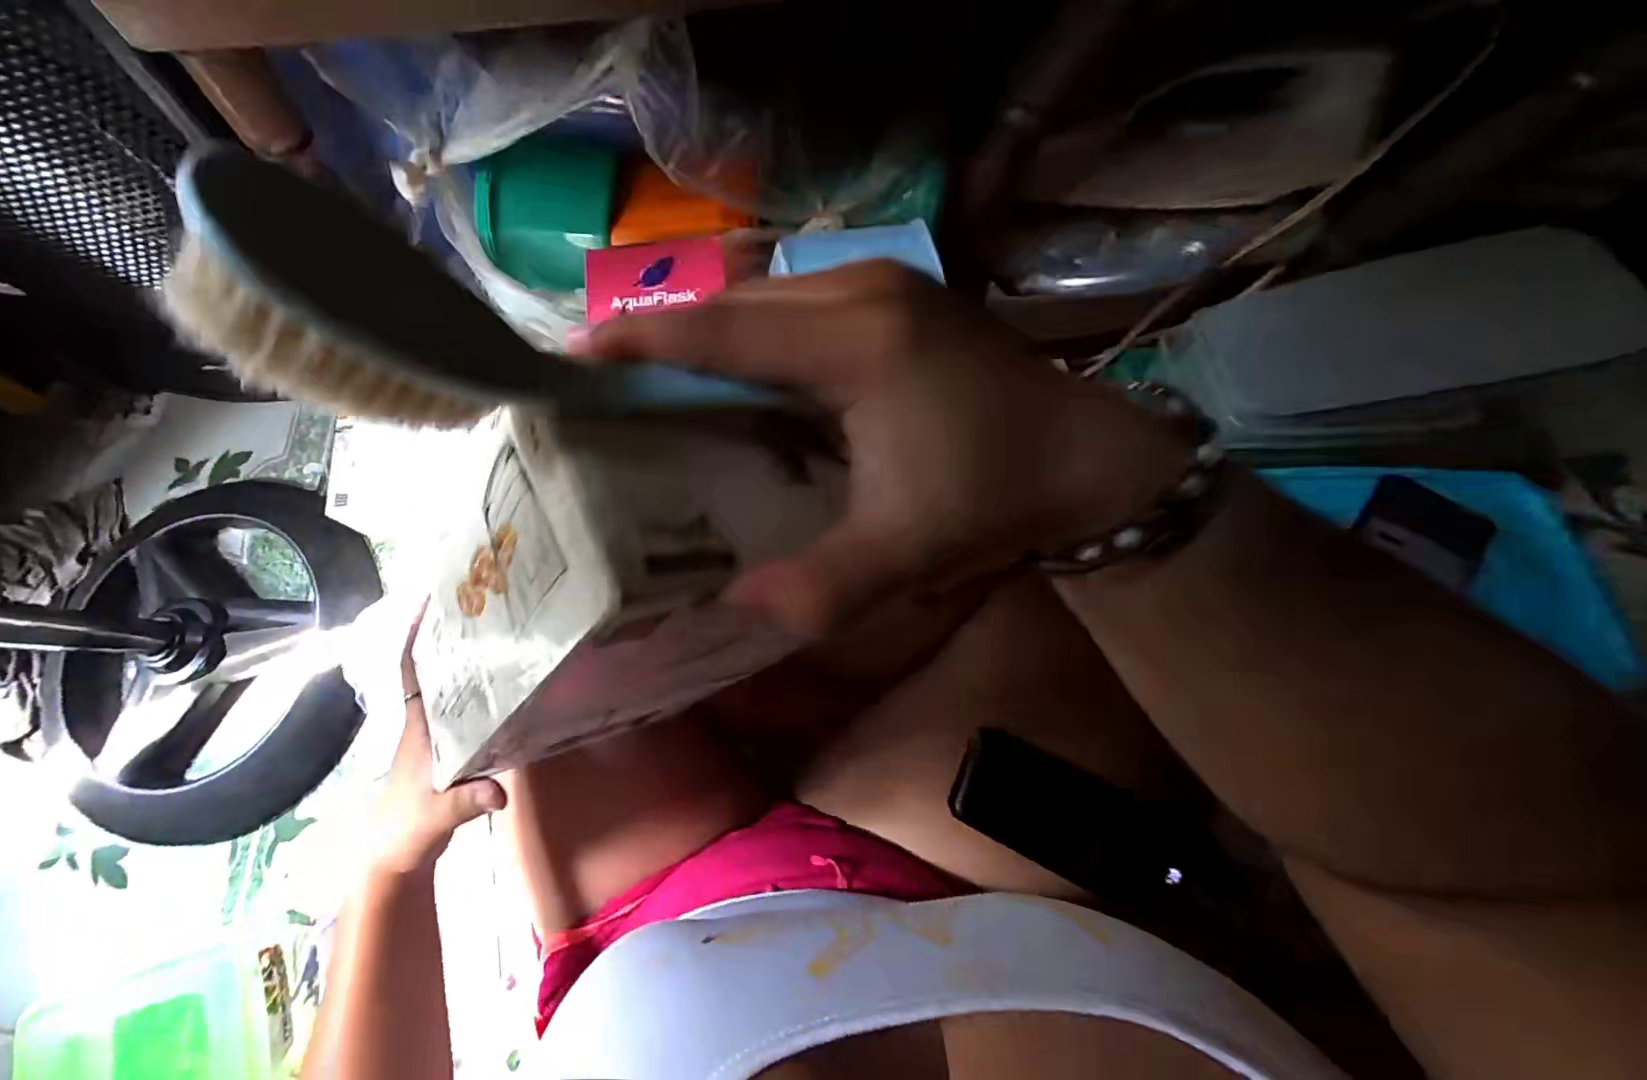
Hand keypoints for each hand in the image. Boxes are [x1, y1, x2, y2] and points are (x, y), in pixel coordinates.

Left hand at [367, 605, 506, 873]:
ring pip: (452, 690)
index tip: (429, 601)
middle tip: (486, 609)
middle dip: (453, 638)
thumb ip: (465, 802)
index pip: (411, 671)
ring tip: (503, 636)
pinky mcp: (450, 752)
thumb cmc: (405, 830)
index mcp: (418, 727)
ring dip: (469, 664)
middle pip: (437, 670)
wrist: (393, 858)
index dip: (414, 635)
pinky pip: (466, 713)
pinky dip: (481, 697)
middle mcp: (427, 723)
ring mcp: (438, 737)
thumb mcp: (436, 816)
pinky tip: (507, 691)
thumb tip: (499, 792)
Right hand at [572, 262, 1189, 635]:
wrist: (1088, 457)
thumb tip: (734, 612)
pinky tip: (726, 373)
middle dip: (659, 335)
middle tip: (601, 379)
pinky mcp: (887, 294)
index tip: (574, 356)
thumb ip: (823, 586)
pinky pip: (788, 304)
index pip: (726, 332)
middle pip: (731, 303)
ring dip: (701, 333)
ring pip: (758, 296)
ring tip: (647, 376)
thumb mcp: (907, 552)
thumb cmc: (994, 497)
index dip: (643, 340)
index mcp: (858, 343)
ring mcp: (877, 282)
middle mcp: (860, 291)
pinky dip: (742, 335)